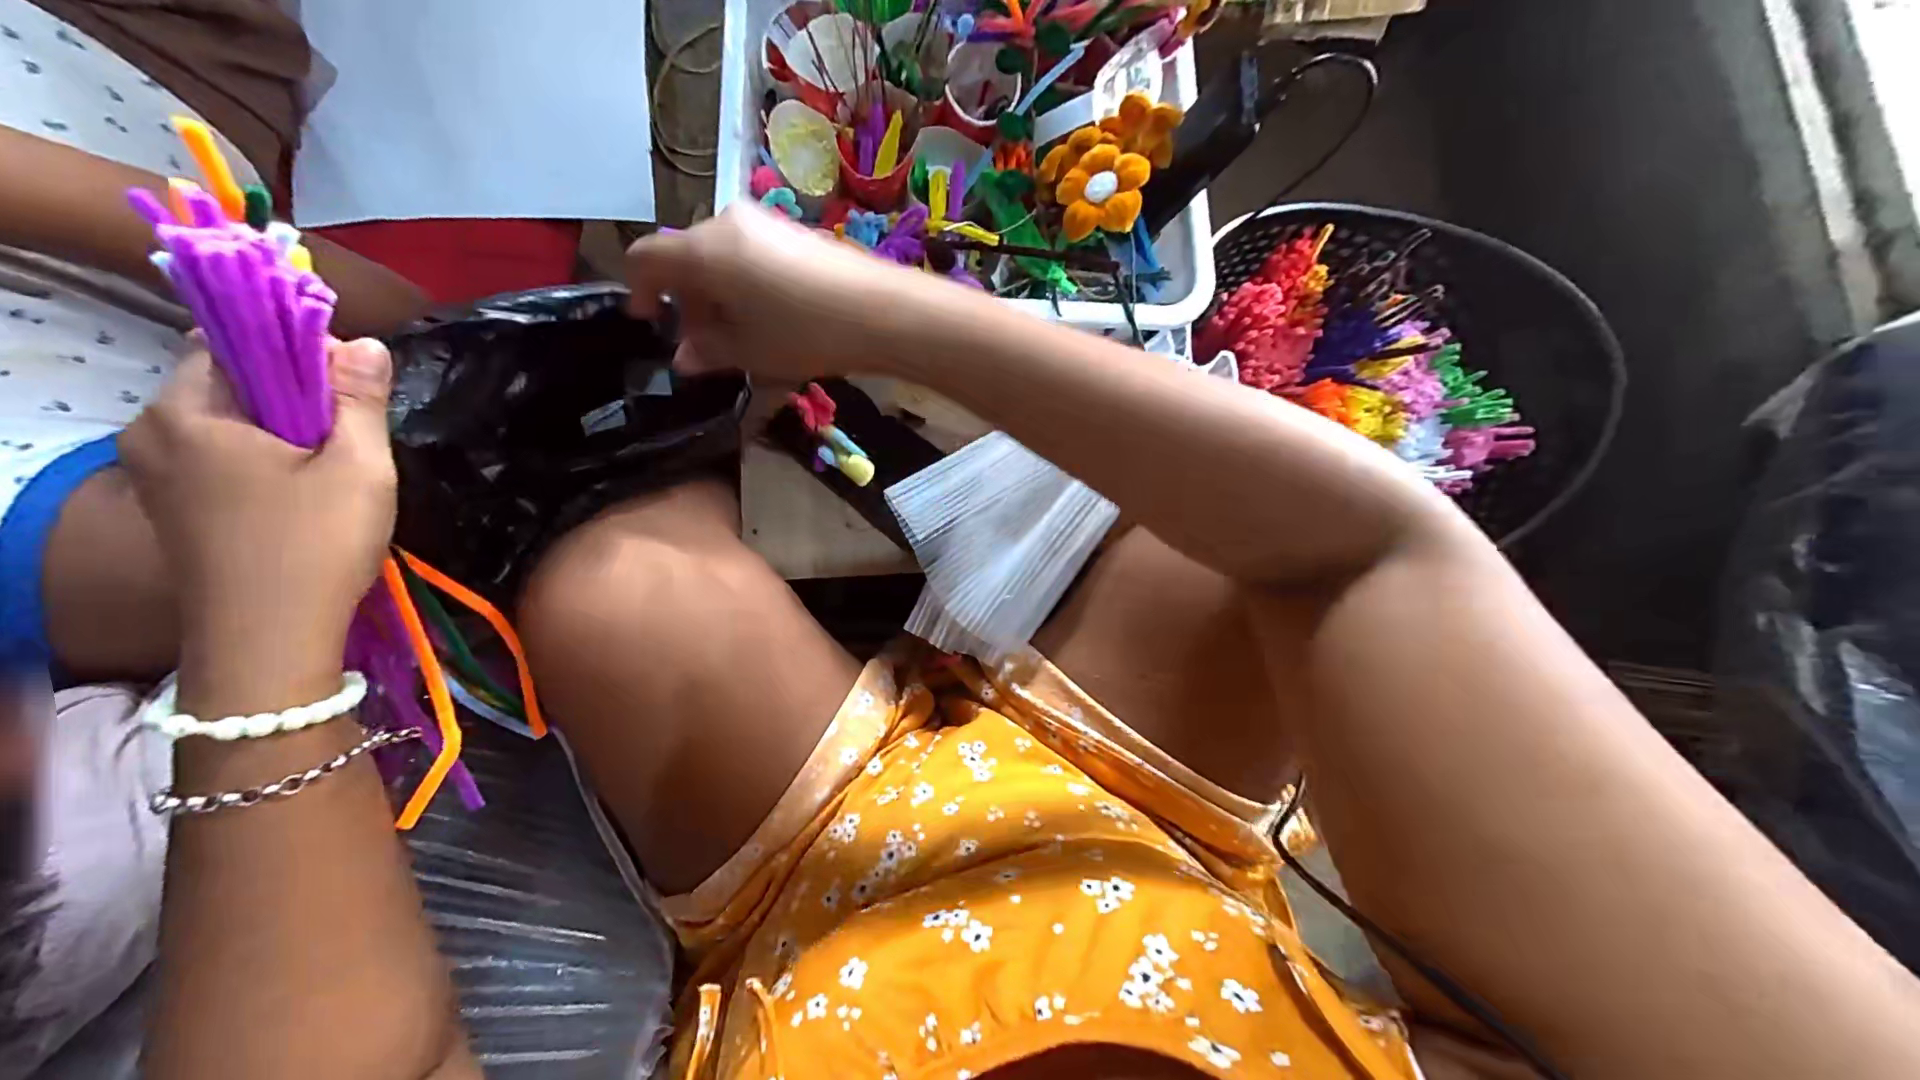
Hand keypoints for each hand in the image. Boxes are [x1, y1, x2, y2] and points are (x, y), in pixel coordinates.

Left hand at [120, 340, 396, 702]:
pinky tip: (310, 490)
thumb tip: (364, 343)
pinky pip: (222, 455)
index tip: (352, 381)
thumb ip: (360, 400)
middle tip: (356, 429)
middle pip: (229, 383)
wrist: (268, 640)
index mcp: (186, 412)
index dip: (296, 349)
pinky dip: (268, 457)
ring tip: (340, 464)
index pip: (232, 343)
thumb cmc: (315, 545)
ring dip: (287, 428)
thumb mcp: (358, 467)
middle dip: (296, 393)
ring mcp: (156, 472)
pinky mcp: (175, 506)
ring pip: (230, 422)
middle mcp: (152, 431)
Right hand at [624, 201, 978, 380]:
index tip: (648, 321)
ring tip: (740, 336)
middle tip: (702, 342)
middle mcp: (728, 223)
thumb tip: (684, 357)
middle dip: (687, 300)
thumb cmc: (805, 333)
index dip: (638, 290)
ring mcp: (767, 224)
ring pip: (722, 256)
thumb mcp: (750, 352)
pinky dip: (746, 284)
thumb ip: (708, 351)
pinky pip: (753, 255)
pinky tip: (770, 318)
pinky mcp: (797, 233)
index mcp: (704, 249)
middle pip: (687, 257)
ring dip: (718, 294)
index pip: (647, 258)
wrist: (882, 311)